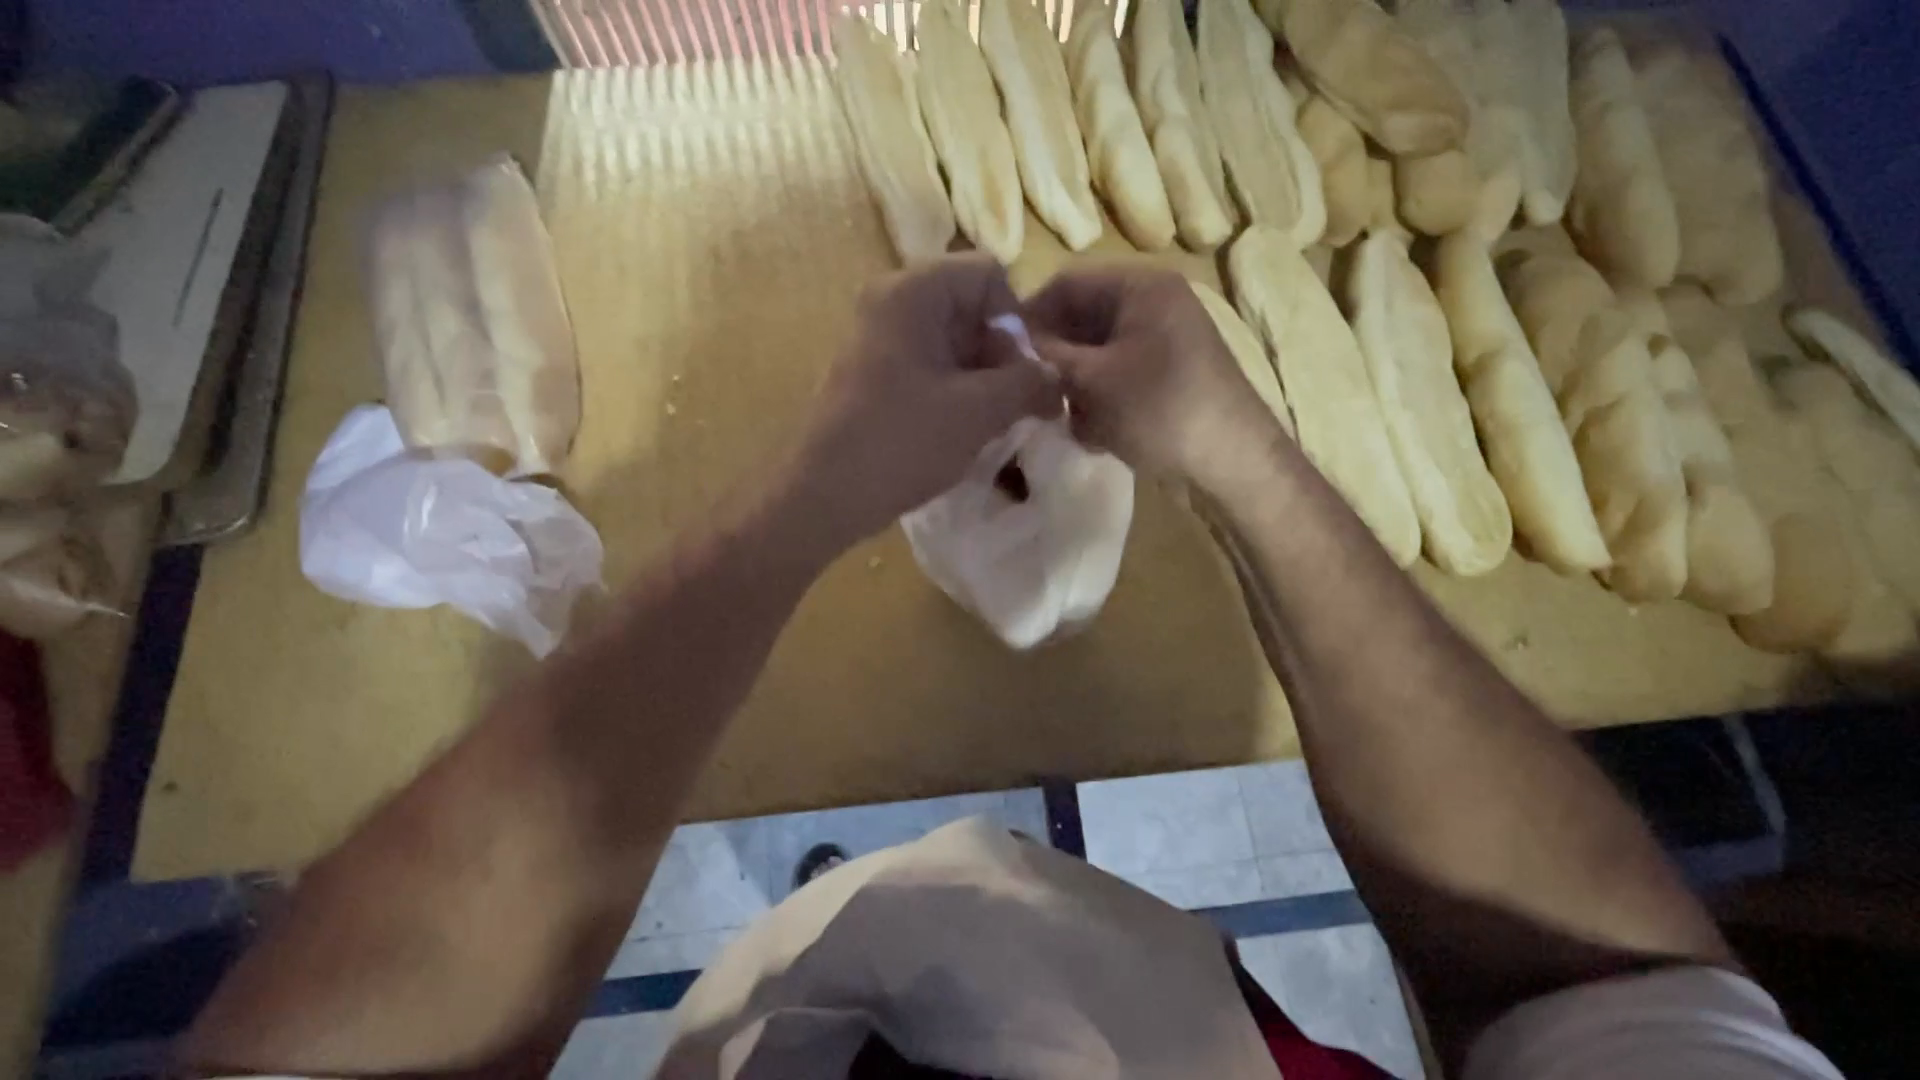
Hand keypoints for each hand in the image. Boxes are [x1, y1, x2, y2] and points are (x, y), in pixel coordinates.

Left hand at [790, 255, 1062, 546]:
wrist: (823, 495)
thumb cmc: (901, 442)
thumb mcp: (979, 412)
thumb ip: (1029, 384)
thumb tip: (1056, 378)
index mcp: (913, 291)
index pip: (989, 274)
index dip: (1015, 321)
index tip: (1019, 373)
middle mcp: (891, 300)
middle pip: (970, 305)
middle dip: (1001, 353)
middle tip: (1014, 404)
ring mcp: (878, 336)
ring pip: (952, 339)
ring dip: (982, 376)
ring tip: (992, 422)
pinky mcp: (873, 371)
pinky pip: (929, 362)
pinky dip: (955, 389)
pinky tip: (962, 429)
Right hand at [1021, 268, 1285, 487]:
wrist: (1233, 460)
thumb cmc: (1161, 409)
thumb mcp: (1093, 382)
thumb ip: (1046, 356)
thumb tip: (1009, 343)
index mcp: (1140, 286)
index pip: (1066, 282)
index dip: (1030, 315)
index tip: (1001, 355)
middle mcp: (1153, 304)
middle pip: (1081, 319)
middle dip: (1056, 359)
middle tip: (1031, 393)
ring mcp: (1163, 340)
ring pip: (1096, 353)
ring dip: (1076, 387)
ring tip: (1068, 421)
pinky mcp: (1166, 375)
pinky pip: (1117, 376)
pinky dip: (1100, 401)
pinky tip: (1095, 434)